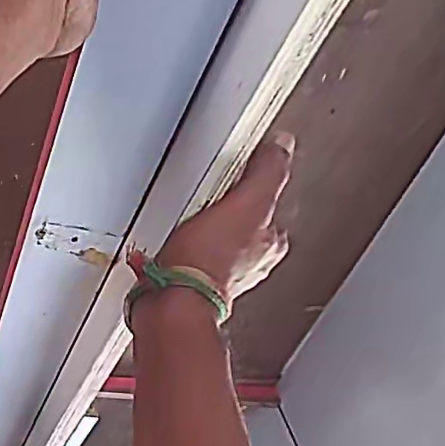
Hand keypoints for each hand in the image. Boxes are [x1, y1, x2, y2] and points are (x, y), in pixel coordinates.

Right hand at [155, 133, 292, 303]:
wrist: (170, 300)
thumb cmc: (207, 261)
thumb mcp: (248, 202)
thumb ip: (268, 172)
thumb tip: (283, 145)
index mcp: (268, 245)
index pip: (267, 206)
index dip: (250, 188)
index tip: (236, 177)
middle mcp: (245, 267)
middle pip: (237, 229)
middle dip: (221, 217)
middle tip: (207, 206)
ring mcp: (213, 279)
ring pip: (208, 249)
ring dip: (194, 240)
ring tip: (181, 230)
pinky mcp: (183, 288)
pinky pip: (177, 265)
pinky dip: (169, 258)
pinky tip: (161, 252)